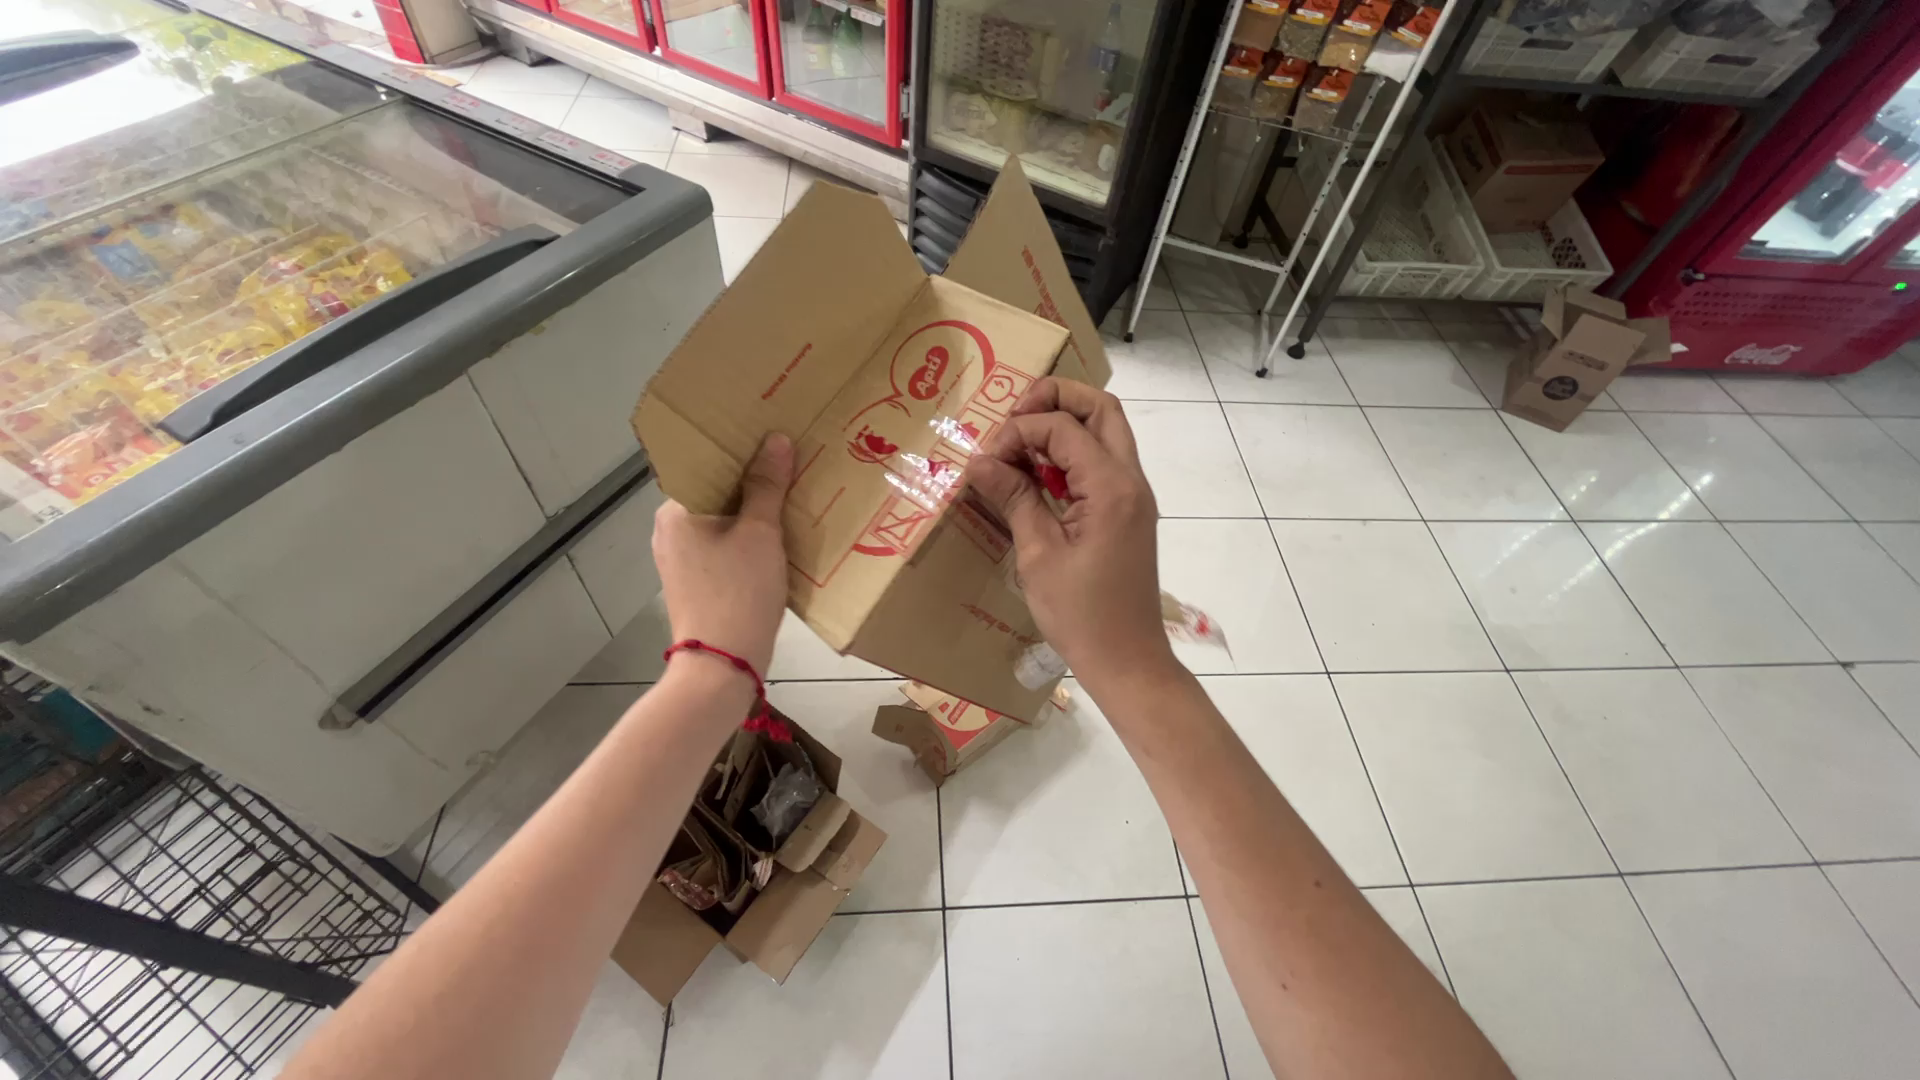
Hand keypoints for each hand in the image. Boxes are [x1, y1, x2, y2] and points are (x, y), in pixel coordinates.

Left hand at [652, 433, 792, 673]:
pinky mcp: (695, 583)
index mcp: (676, 509)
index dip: (741, 450)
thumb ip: (767, 485)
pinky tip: (778, 537)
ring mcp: (680, 559)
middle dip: (751, 481)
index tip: (773, 439)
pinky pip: (723, 546)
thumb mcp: (761, 534)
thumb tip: (777, 440)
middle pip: (715, 491)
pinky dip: (747, 538)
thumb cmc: (739, 593)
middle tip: (791, 464)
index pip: (707, 463)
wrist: (722, 665)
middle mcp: (670, 530)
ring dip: (752, 511)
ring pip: (721, 520)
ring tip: (791, 496)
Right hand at [963, 378, 1173, 684]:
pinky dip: (1069, 455)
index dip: (1018, 430)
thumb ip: (1014, 497)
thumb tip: (980, 461)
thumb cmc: (1081, 615)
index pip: (1063, 427)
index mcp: (1111, 487)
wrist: (1127, 660)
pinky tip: (1034, 476)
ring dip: (1062, 425)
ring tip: (1017, 447)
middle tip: (1012, 421)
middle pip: (1100, 408)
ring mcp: (1132, 495)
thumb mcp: (1038, 555)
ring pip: (1105, 431)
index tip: (985, 460)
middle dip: (1054, 400)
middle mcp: (1130, 480)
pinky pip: (1101, 462)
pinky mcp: (1126, 512)